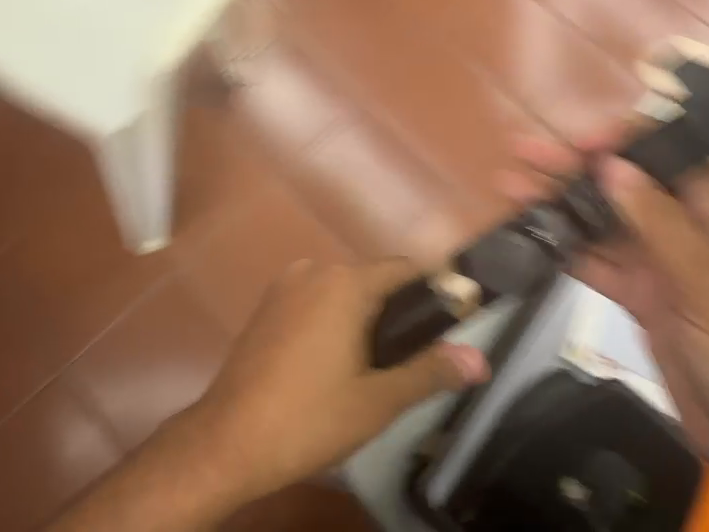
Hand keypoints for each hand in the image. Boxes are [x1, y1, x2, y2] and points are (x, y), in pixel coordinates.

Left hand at [171, 258, 490, 506]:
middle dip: (398, 312)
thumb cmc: (309, 417)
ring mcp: (284, 287)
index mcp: (343, 283)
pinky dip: (333, 322)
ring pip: (342, 292)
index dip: (434, 291)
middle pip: (373, 280)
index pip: (404, 269)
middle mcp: (313, 271)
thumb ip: (430, 372)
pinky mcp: (266, 307)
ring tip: (377, 369)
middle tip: (414, 361)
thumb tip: (480, 358)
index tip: (454, 323)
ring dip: (364, 319)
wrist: (228, 440)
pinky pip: (315, 302)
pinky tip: (335, 366)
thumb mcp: (378, 401)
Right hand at [508, 127, 708, 531]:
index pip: (672, 162)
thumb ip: (662, 227)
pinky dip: (564, 248)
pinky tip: (527, 232)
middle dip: (577, 168)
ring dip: (561, 205)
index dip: (625, 142)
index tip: (576, 132)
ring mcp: (664, 270)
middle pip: (628, 189)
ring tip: (510, 185)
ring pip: (605, 225)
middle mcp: (692, 236)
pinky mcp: (642, 301)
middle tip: (524, 152)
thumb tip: (613, 164)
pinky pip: (597, 265)